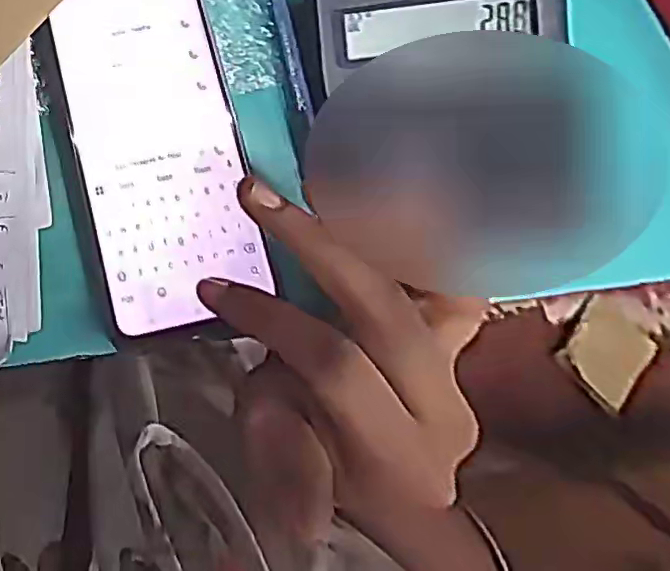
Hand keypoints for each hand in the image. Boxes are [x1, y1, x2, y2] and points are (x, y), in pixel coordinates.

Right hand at [197, 178, 494, 570]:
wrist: (391, 485)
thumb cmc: (323, 469)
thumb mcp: (285, 458)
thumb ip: (279, 447)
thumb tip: (276, 460)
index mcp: (397, 444)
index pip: (333, 362)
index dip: (269, 319)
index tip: (213, 288)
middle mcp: (442, 404)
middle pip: (383, 309)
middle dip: (313, 246)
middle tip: (256, 197)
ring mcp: (456, 369)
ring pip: (421, 285)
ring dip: (357, 229)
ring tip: (310, 184)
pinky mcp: (453, 342)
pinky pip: (443, 283)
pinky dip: (416, 242)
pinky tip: (388, 197)